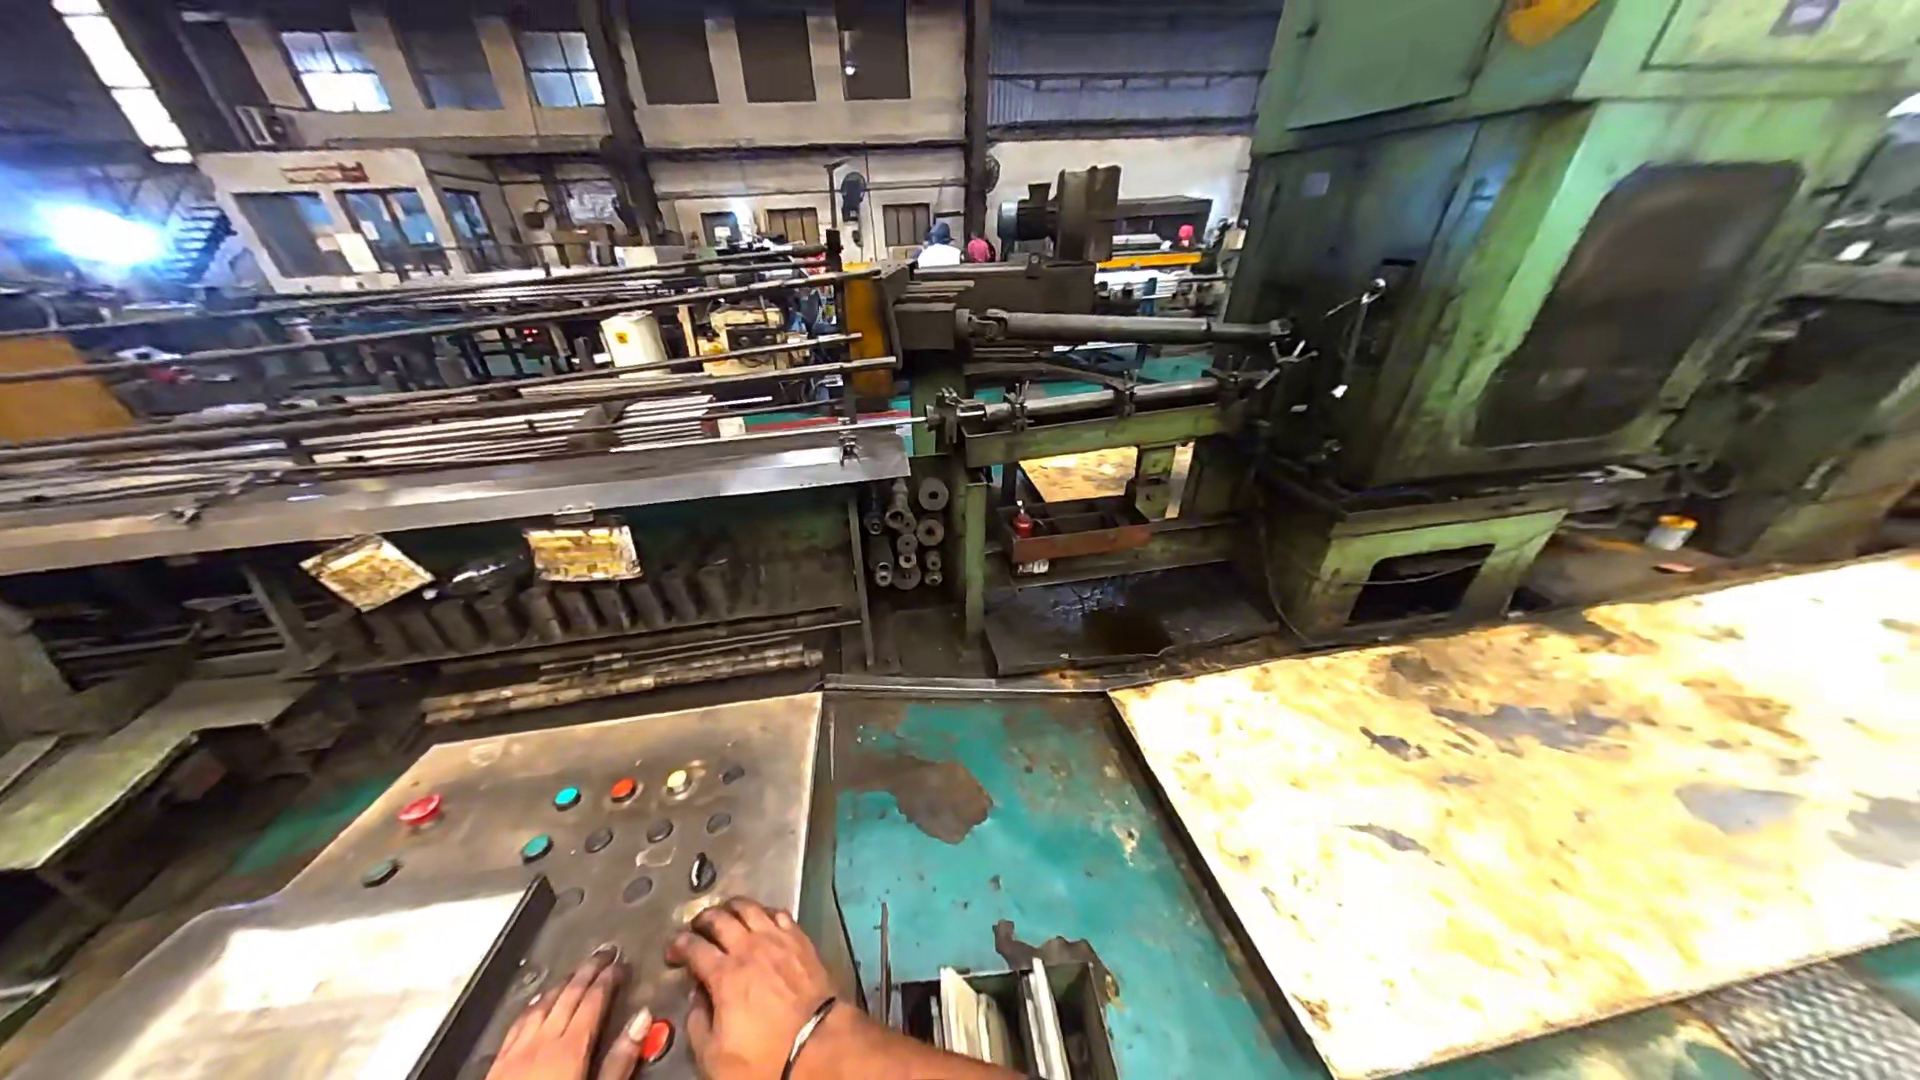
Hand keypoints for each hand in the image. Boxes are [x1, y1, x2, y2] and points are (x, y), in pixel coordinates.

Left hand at [486, 944, 653, 1079]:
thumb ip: (620, 1059)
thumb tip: (642, 1017)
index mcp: (570, 1047)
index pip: (594, 999)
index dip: (610, 977)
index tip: (622, 963)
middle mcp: (541, 1042)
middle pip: (568, 994)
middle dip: (588, 970)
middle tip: (604, 952)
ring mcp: (514, 1054)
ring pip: (541, 1004)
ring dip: (561, 983)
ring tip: (576, 972)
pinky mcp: (495, 1069)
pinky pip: (516, 1025)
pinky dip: (532, 1006)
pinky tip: (536, 1003)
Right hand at [665, 898, 833, 1079]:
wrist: (817, 1043)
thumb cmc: (763, 1057)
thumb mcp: (714, 1057)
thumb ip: (698, 1022)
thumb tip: (696, 995)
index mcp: (725, 974)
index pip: (694, 947)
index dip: (679, 945)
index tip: (672, 950)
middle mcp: (749, 947)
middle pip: (721, 918)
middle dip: (703, 919)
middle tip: (696, 926)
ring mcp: (777, 938)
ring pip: (750, 907)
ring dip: (733, 907)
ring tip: (725, 912)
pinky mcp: (799, 938)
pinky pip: (779, 913)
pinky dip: (764, 912)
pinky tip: (761, 918)